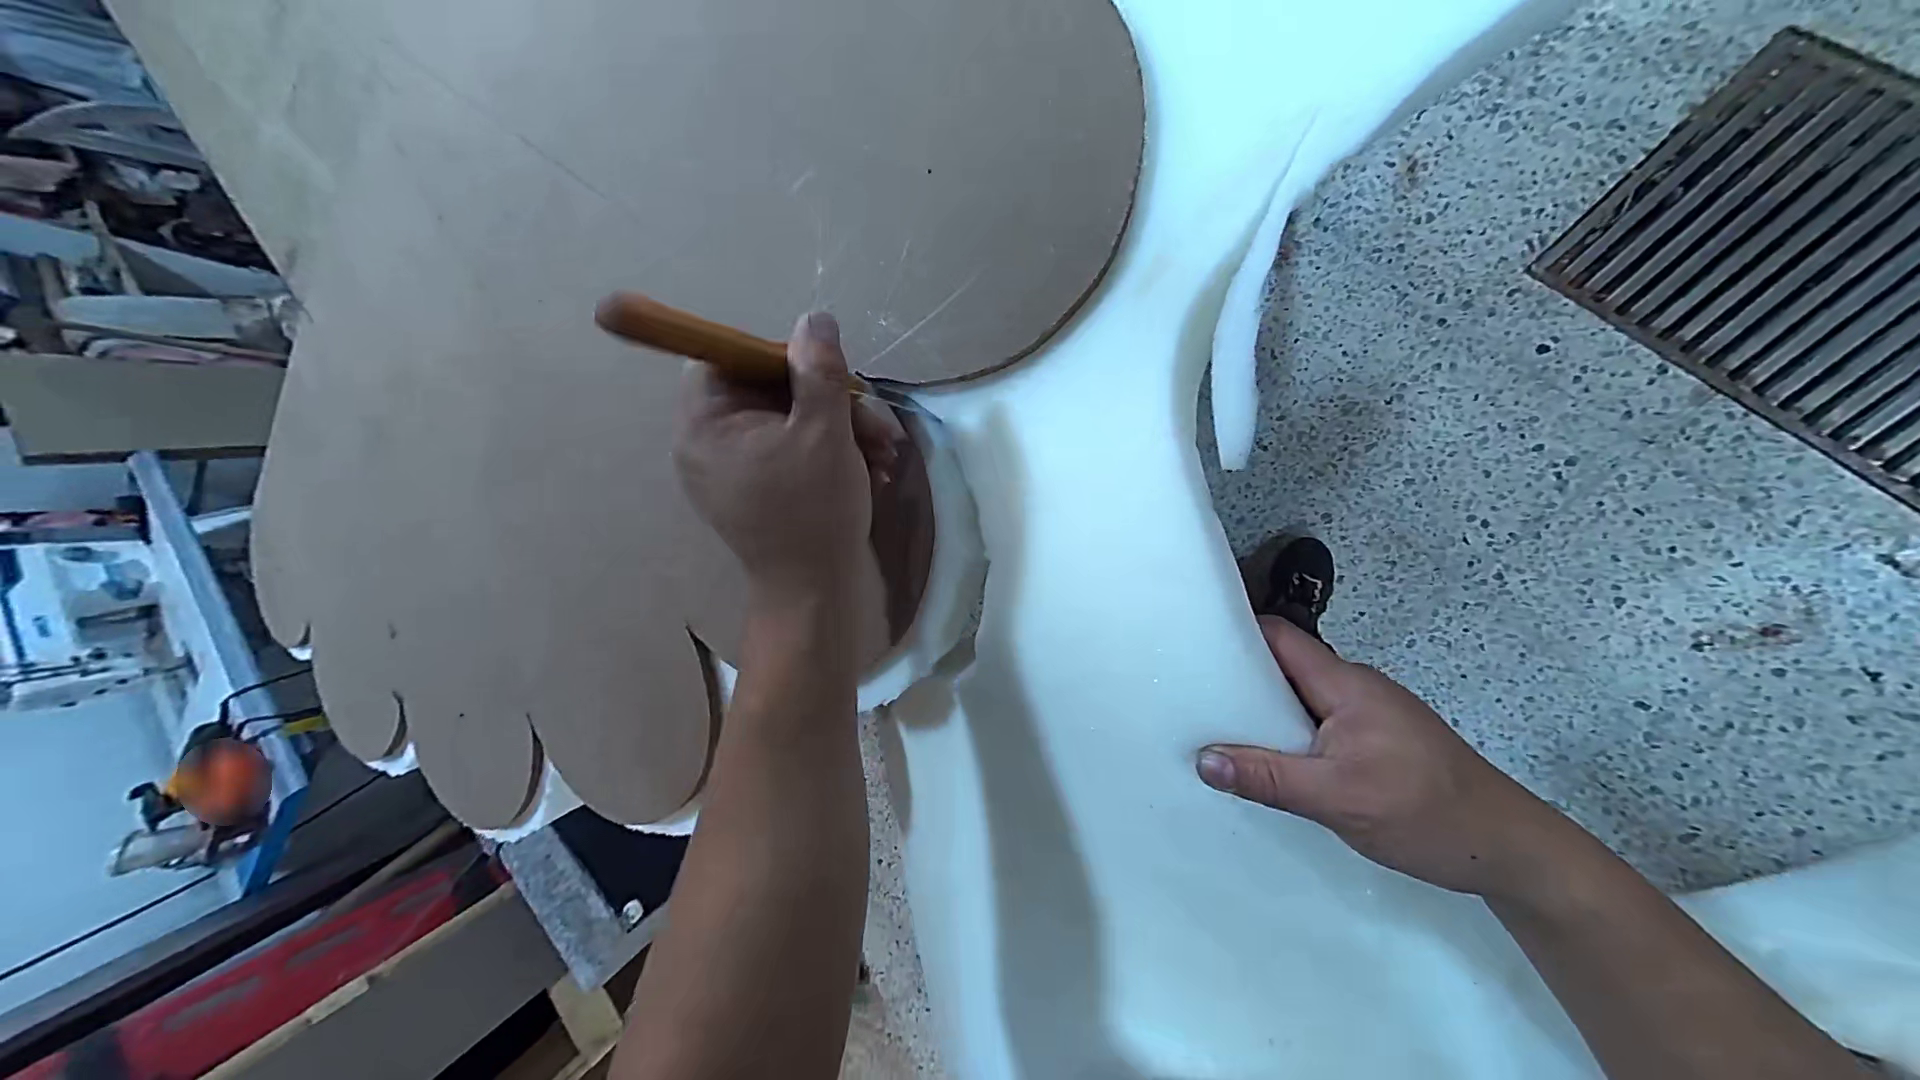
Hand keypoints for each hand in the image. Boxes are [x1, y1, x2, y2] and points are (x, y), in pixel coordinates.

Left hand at [674, 312, 903, 604]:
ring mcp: (737, 470)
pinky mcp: (762, 489)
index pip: (728, 359)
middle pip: (767, 391)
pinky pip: (794, 449)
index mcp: (705, 426)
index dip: (779, 356)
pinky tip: (873, 466)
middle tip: (874, 420)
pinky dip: (832, 451)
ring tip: (885, 451)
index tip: (824, 372)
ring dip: (842, 427)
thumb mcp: (824, 433)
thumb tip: (814, 320)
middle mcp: (710, 444)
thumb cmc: (814, 512)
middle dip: (829, 400)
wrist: (817, 595)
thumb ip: (818, 371)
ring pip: (790, 421)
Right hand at [1198, 615, 1582, 898]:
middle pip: (1284, 665)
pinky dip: (1286, 732)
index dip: (1236, 633)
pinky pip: (1316, 722)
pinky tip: (1266, 758)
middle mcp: (1354, 688)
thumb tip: (1203, 761)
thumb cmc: (1427, 813)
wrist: (1511, 852)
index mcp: (1346, 684)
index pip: (1279, 637)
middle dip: (1239, 677)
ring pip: (1299, 697)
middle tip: (1193, 695)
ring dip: (1262, 710)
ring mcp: (1367, 714)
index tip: (1192, 644)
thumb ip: (1267, 777)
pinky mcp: (1374, 740)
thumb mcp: (1338, 799)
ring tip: (1217, 728)